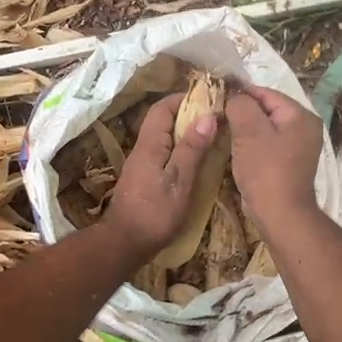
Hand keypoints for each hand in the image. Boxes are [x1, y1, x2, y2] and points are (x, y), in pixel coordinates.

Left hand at [102, 92, 217, 259]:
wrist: (125, 243)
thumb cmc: (154, 213)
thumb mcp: (180, 181)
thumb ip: (192, 149)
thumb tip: (208, 116)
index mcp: (149, 144)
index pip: (162, 108)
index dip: (183, 99)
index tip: (208, 98)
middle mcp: (142, 149)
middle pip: (163, 121)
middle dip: (188, 114)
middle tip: (216, 117)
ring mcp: (142, 165)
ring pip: (164, 139)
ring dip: (185, 133)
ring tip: (212, 136)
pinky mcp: (144, 179)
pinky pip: (164, 155)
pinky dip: (181, 151)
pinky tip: (197, 161)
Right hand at [225, 85, 322, 230]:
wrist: (279, 213)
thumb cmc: (265, 169)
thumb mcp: (249, 131)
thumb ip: (241, 105)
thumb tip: (234, 98)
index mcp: (301, 115)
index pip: (266, 93)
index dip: (240, 94)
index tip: (216, 99)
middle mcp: (305, 128)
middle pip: (266, 110)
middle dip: (242, 113)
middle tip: (217, 118)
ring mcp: (298, 147)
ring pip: (265, 129)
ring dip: (245, 130)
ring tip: (223, 133)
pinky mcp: (288, 164)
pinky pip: (266, 145)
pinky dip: (251, 145)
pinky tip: (235, 150)